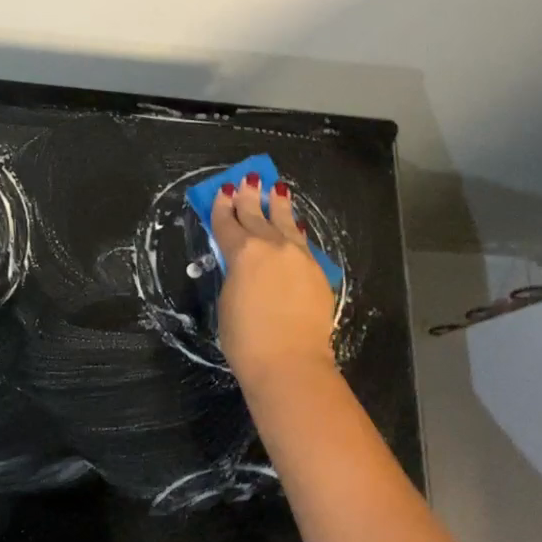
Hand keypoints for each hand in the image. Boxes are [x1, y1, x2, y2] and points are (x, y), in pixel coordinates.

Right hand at [210, 174, 336, 382]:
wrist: (290, 362)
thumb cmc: (245, 338)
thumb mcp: (227, 299)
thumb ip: (234, 272)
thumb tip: (243, 263)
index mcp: (243, 252)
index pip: (228, 222)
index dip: (223, 207)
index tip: (223, 192)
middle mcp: (272, 246)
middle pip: (258, 215)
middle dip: (250, 197)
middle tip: (248, 179)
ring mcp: (299, 257)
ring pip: (287, 223)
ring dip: (279, 206)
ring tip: (278, 190)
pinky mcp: (318, 272)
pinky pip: (303, 244)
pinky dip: (296, 231)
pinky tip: (296, 227)